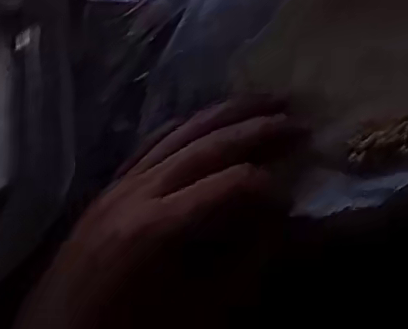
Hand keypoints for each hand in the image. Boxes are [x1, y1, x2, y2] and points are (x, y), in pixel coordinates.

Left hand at [17, 97, 303, 328]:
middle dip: (260, 127)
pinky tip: (210, 118)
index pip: (229, 184)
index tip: (293, 198)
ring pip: (183, 128)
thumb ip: (242, 266)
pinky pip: (153, 140)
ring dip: (230, 111)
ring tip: (267, 100)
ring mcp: (117, 185)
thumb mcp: (193, 318)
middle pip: (210, 143)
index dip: (269, 186)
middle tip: (299, 120)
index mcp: (153, 230)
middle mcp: (135, 193)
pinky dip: (190, 123)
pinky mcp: (107, 188)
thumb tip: (281, 220)